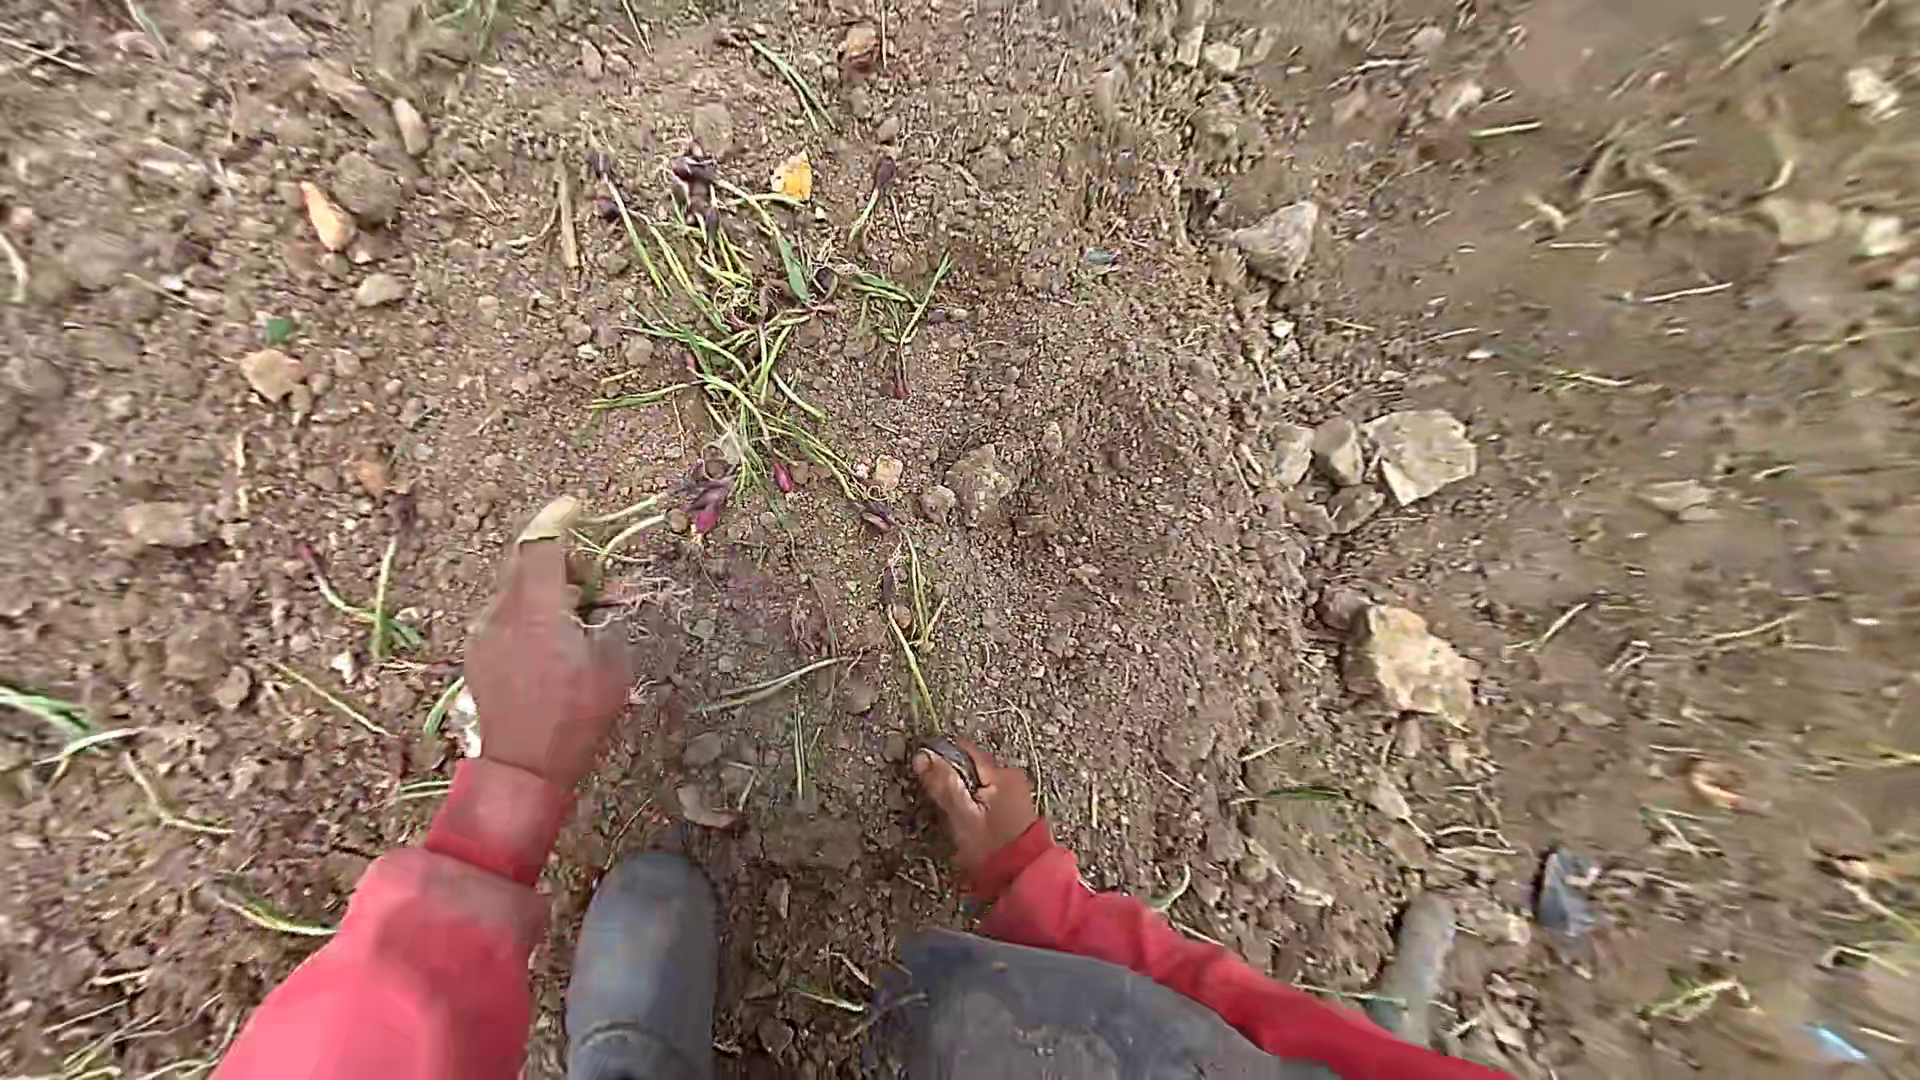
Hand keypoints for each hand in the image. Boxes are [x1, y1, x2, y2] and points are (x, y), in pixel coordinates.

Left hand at [466, 538, 630, 786]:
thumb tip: (609, 596)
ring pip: (514, 589)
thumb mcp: (613, 661)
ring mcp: (484, 636)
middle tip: (592, 578)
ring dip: (546, 586)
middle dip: (558, 558)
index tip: (575, 506)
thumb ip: (610, 617)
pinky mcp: (479, 654)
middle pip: (523, 563)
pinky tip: (554, 637)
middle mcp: (500, 616)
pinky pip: (505, 613)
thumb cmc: (578, 713)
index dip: (557, 521)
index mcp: (536, 613)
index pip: (540, 549)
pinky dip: (532, 608)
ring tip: (578, 613)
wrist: (525, 765)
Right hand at [912, 740, 1038, 877]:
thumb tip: (923, 757)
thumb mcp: (962, 815)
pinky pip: (988, 795)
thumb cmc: (991, 848)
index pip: (964, 751)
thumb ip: (943, 784)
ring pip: (979, 783)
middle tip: (945, 805)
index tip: (926, 772)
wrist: (1021, 877)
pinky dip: (977, 804)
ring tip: (959, 820)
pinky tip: (973, 824)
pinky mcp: (1015, 807)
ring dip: (965, 794)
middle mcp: (1011, 777)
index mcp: (1000, 774)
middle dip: (954, 781)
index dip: (942, 759)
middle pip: (972, 767)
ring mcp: (1015, 792)